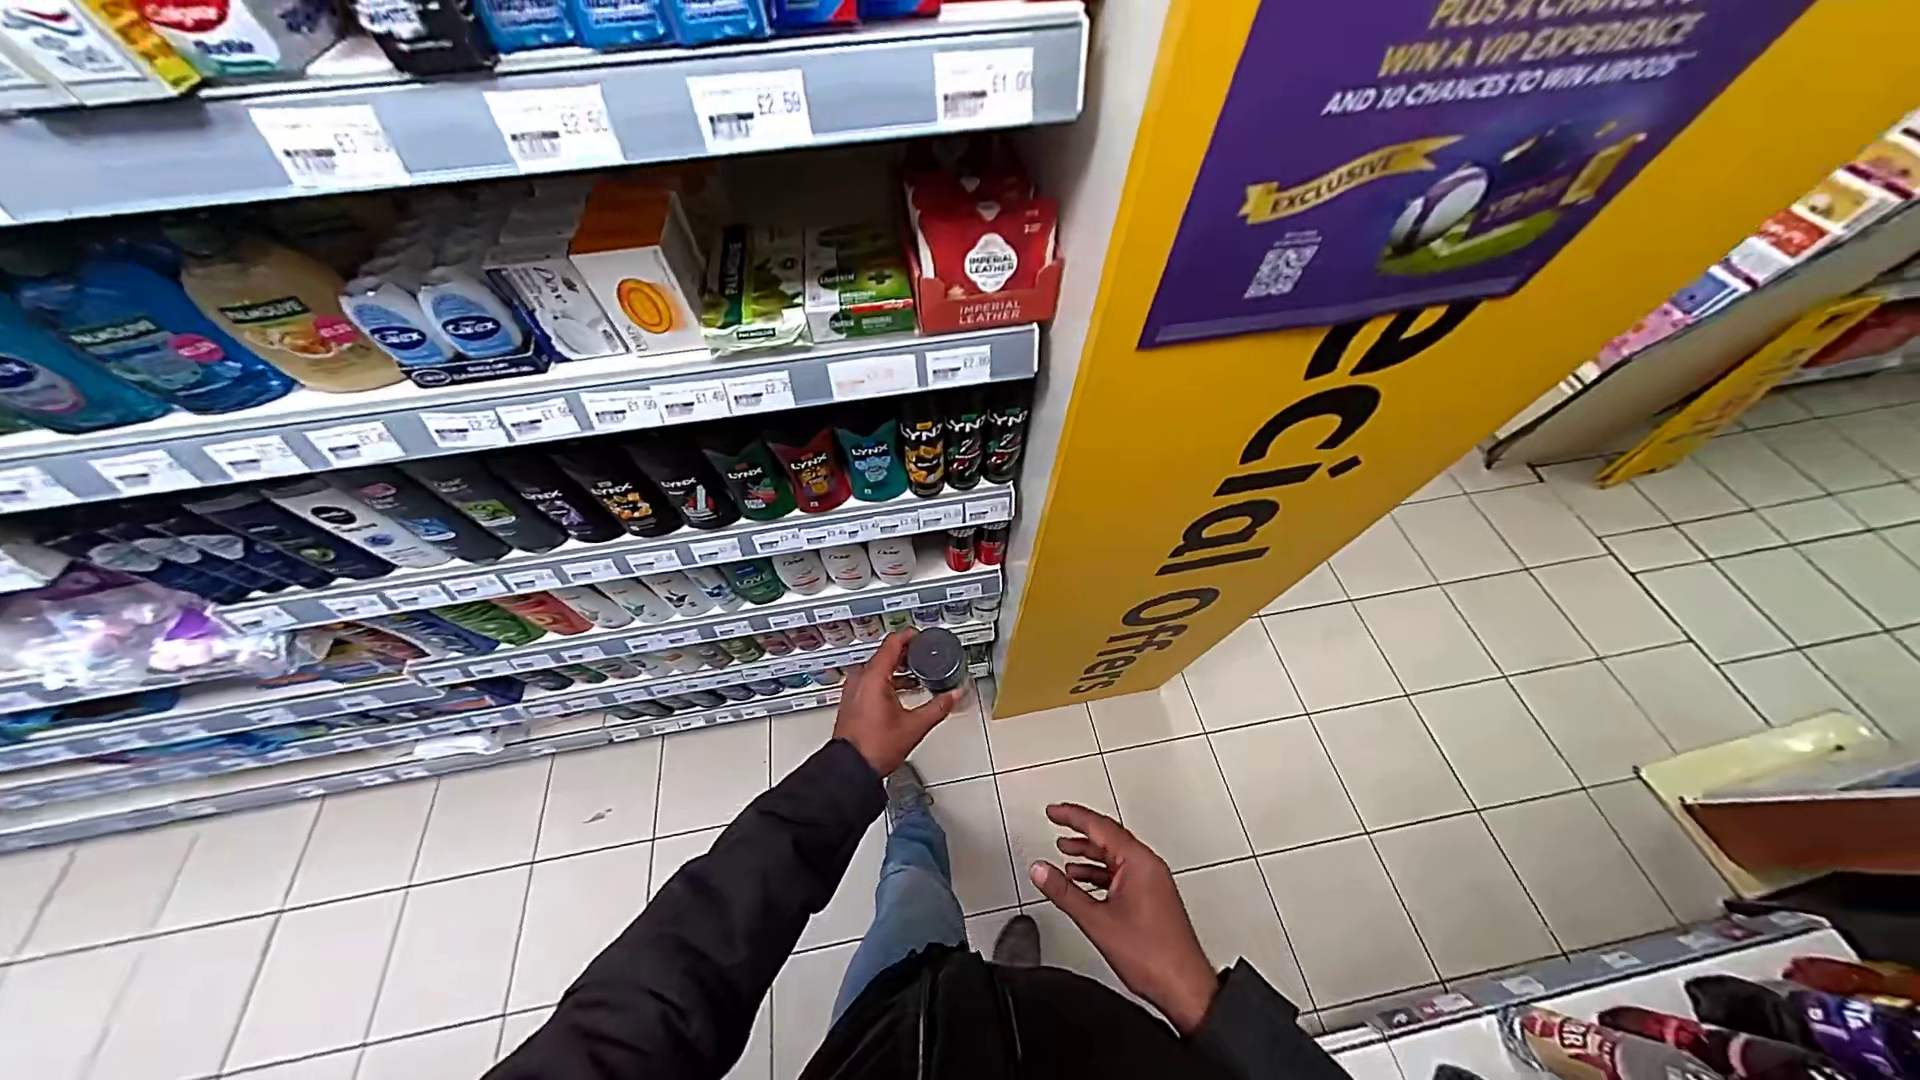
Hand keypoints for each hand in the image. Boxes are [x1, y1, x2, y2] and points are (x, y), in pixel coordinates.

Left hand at [832, 629, 962, 775]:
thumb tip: (954, 695)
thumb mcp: (914, 726)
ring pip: (877, 667)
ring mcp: (853, 690)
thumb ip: (938, 707)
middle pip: (884, 653)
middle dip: (906, 653)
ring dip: (896, 667)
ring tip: (916, 673)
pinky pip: (870, 680)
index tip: (921, 635)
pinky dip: (886, 679)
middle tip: (923, 654)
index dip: (909, 636)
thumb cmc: (874, 748)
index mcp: (874, 677)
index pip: (892, 643)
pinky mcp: (852, 700)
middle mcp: (860, 679)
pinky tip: (901, 690)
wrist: (850, 769)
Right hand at [1028, 803, 1218, 1035]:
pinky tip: (1084, 879)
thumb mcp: (1096, 920)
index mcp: (1138, 861)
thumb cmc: (1154, 956)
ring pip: (1114, 854)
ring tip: (1065, 850)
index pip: (1099, 825)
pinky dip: (1099, 870)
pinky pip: (1121, 871)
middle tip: (1058, 820)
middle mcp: (1148, 865)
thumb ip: (1064, 892)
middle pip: (1108, 835)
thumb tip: (1041, 870)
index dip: (1072, 815)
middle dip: (1079, 828)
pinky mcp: (1152, 894)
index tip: (1054, 811)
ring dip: (1088, 851)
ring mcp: (1152, 879)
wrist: (1185, 988)